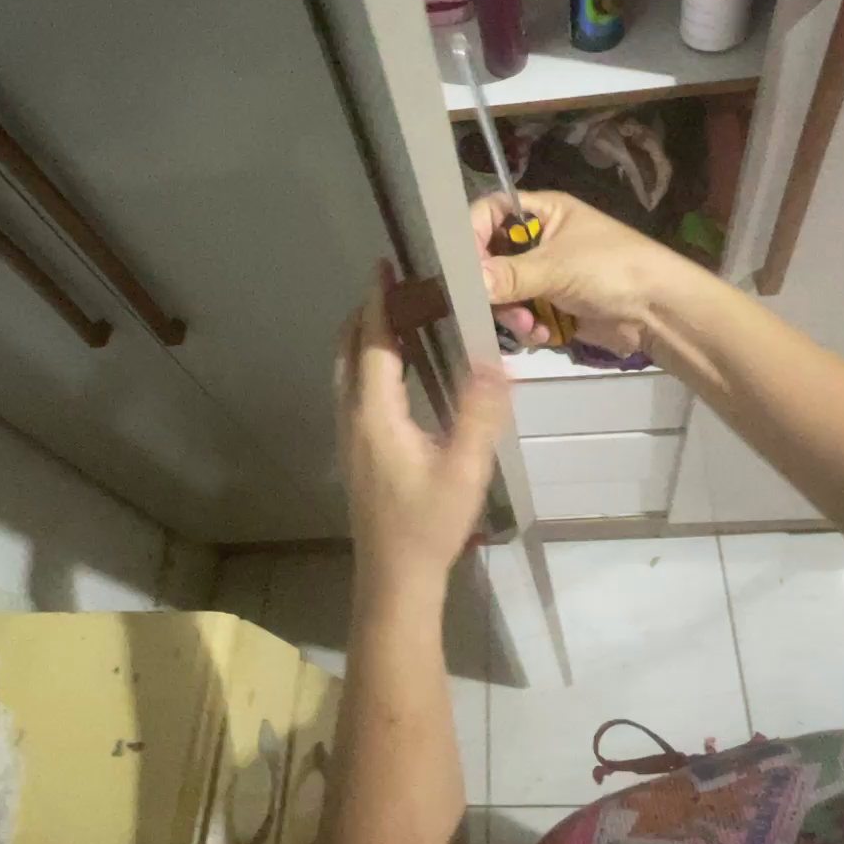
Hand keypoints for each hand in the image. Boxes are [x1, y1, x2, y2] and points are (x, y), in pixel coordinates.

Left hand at [337, 261, 510, 590]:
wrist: (395, 578)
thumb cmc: (429, 525)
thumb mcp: (464, 469)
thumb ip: (480, 412)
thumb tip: (495, 360)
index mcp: (375, 414)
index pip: (373, 342)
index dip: (379, 301)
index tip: (384, 265)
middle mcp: (353, 417)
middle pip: (350, 348)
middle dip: (370, 311)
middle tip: (404, 288)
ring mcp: (350, 435)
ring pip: (349, 369)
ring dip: (369, 336)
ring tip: (404, 318)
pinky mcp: (357, 449)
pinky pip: (356, 387)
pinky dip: (372, 362)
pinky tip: (402, 370)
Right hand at [471, 190, 699, 354]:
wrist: (657, 311)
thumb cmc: (612, 269)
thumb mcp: (557, 267)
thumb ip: (509, 275)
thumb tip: (466, 284)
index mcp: (543, 211)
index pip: (490, 212)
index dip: (473, 234)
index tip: (465, 265)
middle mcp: (540, 240)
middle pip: (491, 257)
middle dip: (492, 285)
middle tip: (496, 304)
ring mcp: (545, 275)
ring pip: (503, 292)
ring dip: (511, 312)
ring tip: (528, 325)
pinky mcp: (552, 306)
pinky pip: (521, 315)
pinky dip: (526, 327)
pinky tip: (541, 335)